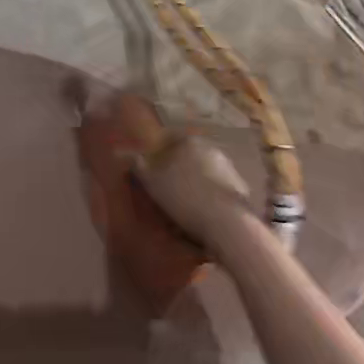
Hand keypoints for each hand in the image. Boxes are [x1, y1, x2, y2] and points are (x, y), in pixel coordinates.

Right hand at [87, 93, 252, 249]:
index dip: (160, 152)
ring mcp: (228, 168)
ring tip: (186, 204)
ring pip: (205, 171)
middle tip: (168, 188)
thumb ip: (138, 165)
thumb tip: (122, 151)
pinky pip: (219, 189)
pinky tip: (205, 214)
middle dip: (179, 168)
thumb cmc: (183, 198)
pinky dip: (211, 196)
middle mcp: (210, 148)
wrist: (226, 224)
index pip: (170, 138)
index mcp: (188, 142)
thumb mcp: (152, 182)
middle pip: (189, 154)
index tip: (153, 168)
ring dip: (197, 182)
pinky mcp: (240, 188)